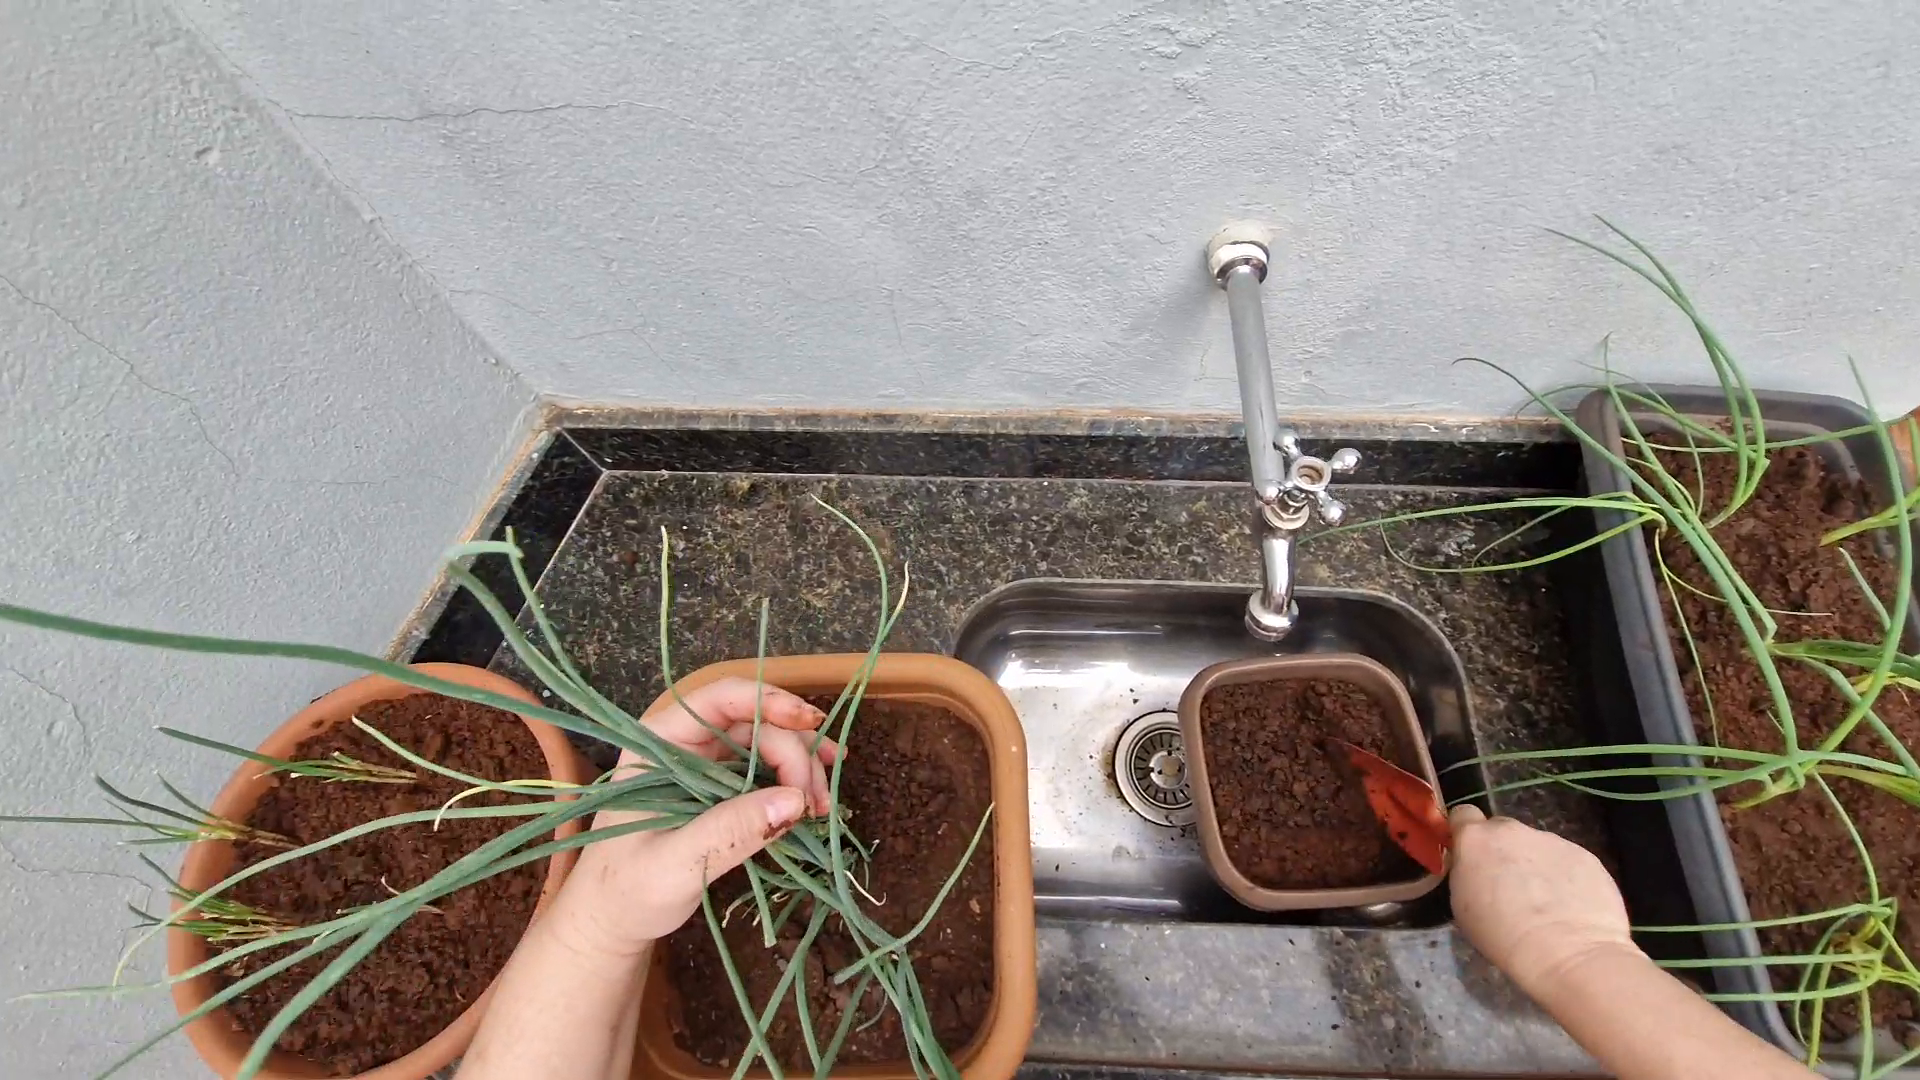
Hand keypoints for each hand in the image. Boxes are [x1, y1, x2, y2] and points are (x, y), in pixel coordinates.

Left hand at [555, 678, 838, 955]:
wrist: (615, 920)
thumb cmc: (626, 891)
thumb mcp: (675, 865)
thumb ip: (731, 830)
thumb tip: (795, 801)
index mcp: (660, 743)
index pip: (720, 700)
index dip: (768, 701)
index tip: (809, 723)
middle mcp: (689, 743)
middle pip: (757, 724)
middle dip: (794, 754)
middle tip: (815, 802)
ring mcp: (711, 763)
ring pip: (771, 743)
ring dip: (804, 768)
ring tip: (823, 807)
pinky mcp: (729, 786)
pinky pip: (772, 770)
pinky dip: (798, 782)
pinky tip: (817, 801)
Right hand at [1448, 804, 1638, 993]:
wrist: (1569, 955)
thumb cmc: (1502, 933)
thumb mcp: (1461, 901)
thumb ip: (1466, 871)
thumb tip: (1477, 867)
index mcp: (1474, 837)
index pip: (1463, 814)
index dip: (1466, 833)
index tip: (1471, 855)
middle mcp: (1511, 830)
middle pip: (1502, 831)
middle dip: (1504, 851)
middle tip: (1511, 885)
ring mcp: (1552, 841)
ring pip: (1537, 847)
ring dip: (1537, 865)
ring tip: (1549, 902)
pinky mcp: (1587, 857)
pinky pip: (1568, 861)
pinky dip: (1567, 878)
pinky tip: (1572, 907)